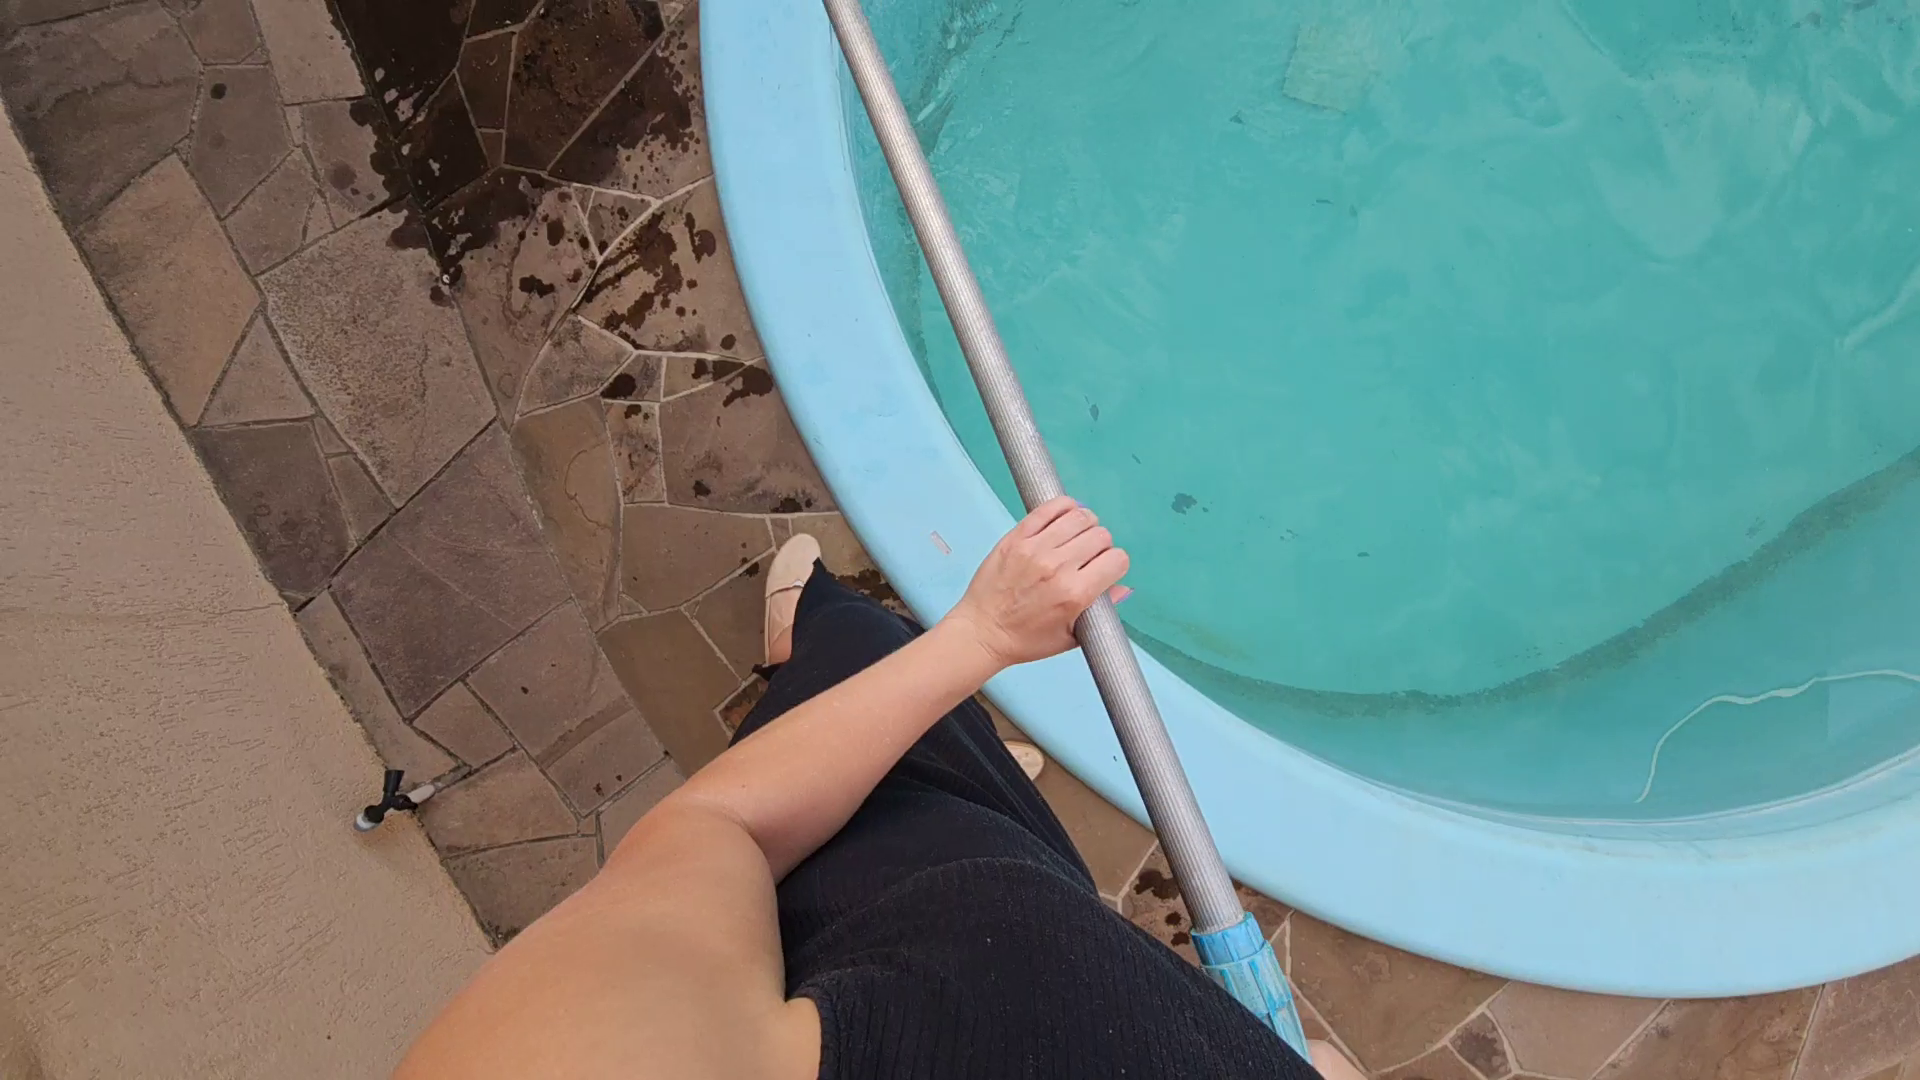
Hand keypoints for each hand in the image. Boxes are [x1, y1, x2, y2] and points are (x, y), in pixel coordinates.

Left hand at [943, 495, 1130, 668]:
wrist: (982, 632)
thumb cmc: (1025, 640)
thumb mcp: (1070, 636)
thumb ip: (1100, 610)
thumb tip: (1123, 587)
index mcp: (1075, 594)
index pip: (1117, 560)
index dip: (1114, 564)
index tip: (1104, 569)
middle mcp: (1058, 567)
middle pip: (1100, 536)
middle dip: (1101, 545)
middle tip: (1087, 556)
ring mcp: (1035, 549)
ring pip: (1079, 517)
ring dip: (1084, 524)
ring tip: (1076, 536)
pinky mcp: (1016, 538)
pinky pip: (1048, 508)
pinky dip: (1063, 507)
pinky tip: (1064, 517)